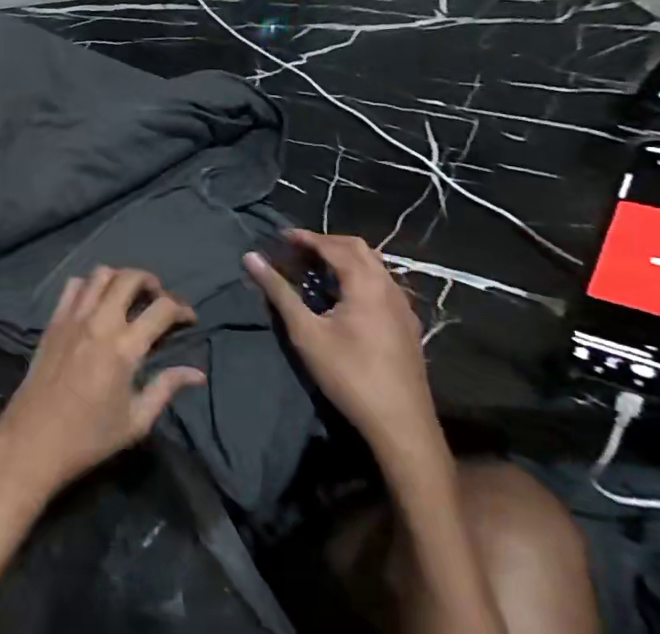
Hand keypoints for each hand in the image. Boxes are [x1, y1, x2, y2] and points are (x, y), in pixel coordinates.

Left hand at [0, 267, 206, 502]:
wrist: (33, 443)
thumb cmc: (89, 437)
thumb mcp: (136, 421)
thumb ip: (166, 388)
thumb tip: (197, 373)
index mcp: (125, 348)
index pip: (162, 309)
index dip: (181, 309)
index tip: (188, 319)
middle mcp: (100, 323)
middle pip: (130, 278)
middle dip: (151, 282)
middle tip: (158, 299)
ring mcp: (73, 318)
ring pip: (100, 275)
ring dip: (120, 278)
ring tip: (128, 297)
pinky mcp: (53, 322)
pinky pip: (73, 287)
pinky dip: (89, 285)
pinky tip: (96, 303)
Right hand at [244, 230, 435, 446]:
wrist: (400, 423)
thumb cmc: (348, 374)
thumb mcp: (306, 333)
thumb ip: (279, 292)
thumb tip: (251, 258)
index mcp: (366, 282)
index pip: (332, 246)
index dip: (305, 238)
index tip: (281, 236)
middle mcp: (388, 285)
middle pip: (357, 248)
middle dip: (327, 243)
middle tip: (298, 250)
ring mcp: (403, 305)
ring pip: (374, 266)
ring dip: (345, 259)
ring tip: (318, 270)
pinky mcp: (408, 324)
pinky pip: (383, 284)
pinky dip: (360, 276)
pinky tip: (346, 298)